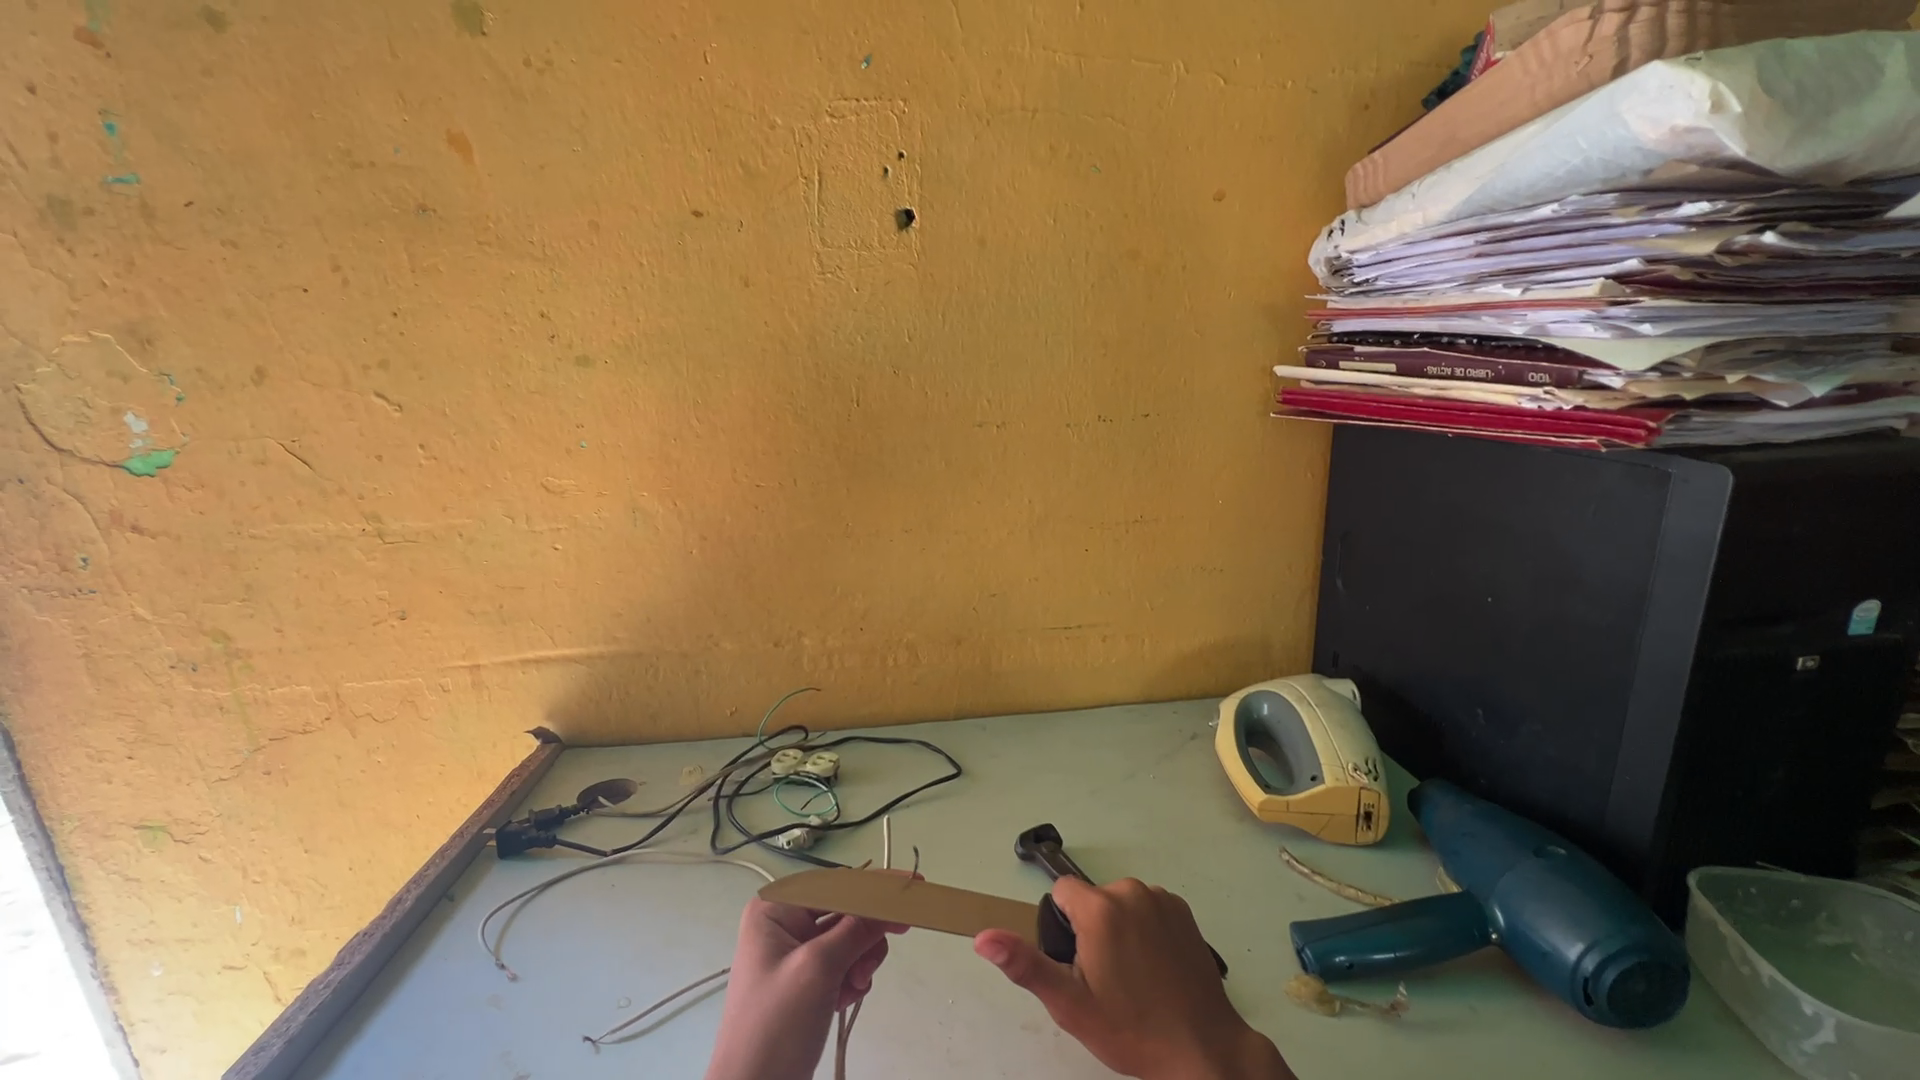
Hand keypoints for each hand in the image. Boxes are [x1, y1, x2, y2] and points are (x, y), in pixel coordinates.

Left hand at [704, 897, 904, 1079]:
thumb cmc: (777, 1024)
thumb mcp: (819, 969)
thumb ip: (857, 928)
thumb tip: (892, 899)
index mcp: (776, 909)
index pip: (837, 884)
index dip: (877, 884)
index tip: (917, 883)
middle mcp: (784, 924)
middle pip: (846, 909)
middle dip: (865, 933)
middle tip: (883, 952)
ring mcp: (795, 955)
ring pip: (850, 938)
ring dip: (860, 960)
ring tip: (853, 988)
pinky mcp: (806, 983)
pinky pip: (844, 964)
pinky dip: (852, 979)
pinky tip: (845, 1000)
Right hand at [974, 878, 1293, 1079]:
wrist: (1202, 1049)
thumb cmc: (1131, 1029)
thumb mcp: (1070, 1004)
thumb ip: (1024, 964)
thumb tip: (983, 937)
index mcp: (1100, 908)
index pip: (1062, 892)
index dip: (1062, 926)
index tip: (1078, 962)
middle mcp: (1131, 892)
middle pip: (1093, 899)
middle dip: (1091, 929)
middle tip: (1106, 978)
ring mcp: (1162, 899)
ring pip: (1121, 903)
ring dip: (1119, 928)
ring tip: (1133, 976)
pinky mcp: (1184, 911)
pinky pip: (1149, 909)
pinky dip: (1146, 929)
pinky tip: (1155, 967)